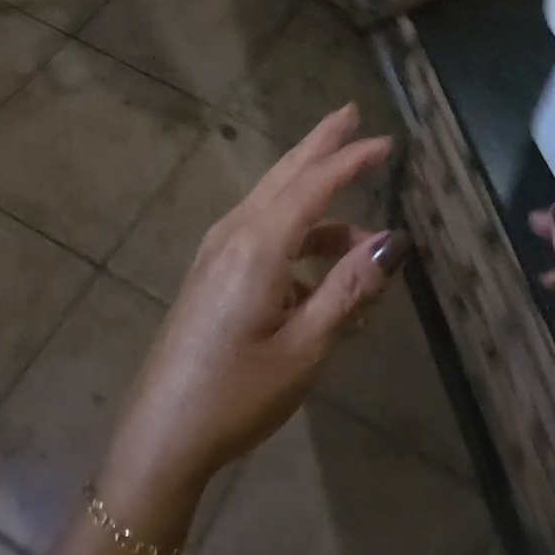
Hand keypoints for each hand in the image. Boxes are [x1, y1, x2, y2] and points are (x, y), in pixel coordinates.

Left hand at [63, 105, 403, 554]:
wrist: (161, 440)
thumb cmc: (237, 394)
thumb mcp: (305, 348)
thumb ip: (349, 289)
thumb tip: (393, 240)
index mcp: (257, 245)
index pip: (315, 185)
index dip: (352, 159)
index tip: (387, 141)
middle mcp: (233, 234)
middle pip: (286, 174)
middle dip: (320, 144)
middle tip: (350, 114)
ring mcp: (217, 252)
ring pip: (273, 203)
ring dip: (317, 203)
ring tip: (361, 225)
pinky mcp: (212, 273)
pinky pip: (263, 234)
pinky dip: (299, 237)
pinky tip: (322, 272)